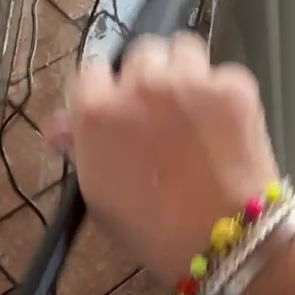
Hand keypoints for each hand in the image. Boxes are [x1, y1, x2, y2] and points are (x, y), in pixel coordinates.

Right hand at [46, 33, 280, 283]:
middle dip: (148, 81)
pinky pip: (222, 74)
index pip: (90, 72)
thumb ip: (81, 151)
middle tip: (162, 118)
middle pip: (139, 56)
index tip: (119, 114)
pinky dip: (223, 96)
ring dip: (184, 73)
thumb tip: (61, 126)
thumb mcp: (101, 198)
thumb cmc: (155, 234)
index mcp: (96, 113)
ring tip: (195, 112)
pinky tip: (226, 128)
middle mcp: (139, 85)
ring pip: (182, 50)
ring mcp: (189, 81)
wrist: (227, 245)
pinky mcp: (233, 85)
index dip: (106, 93)